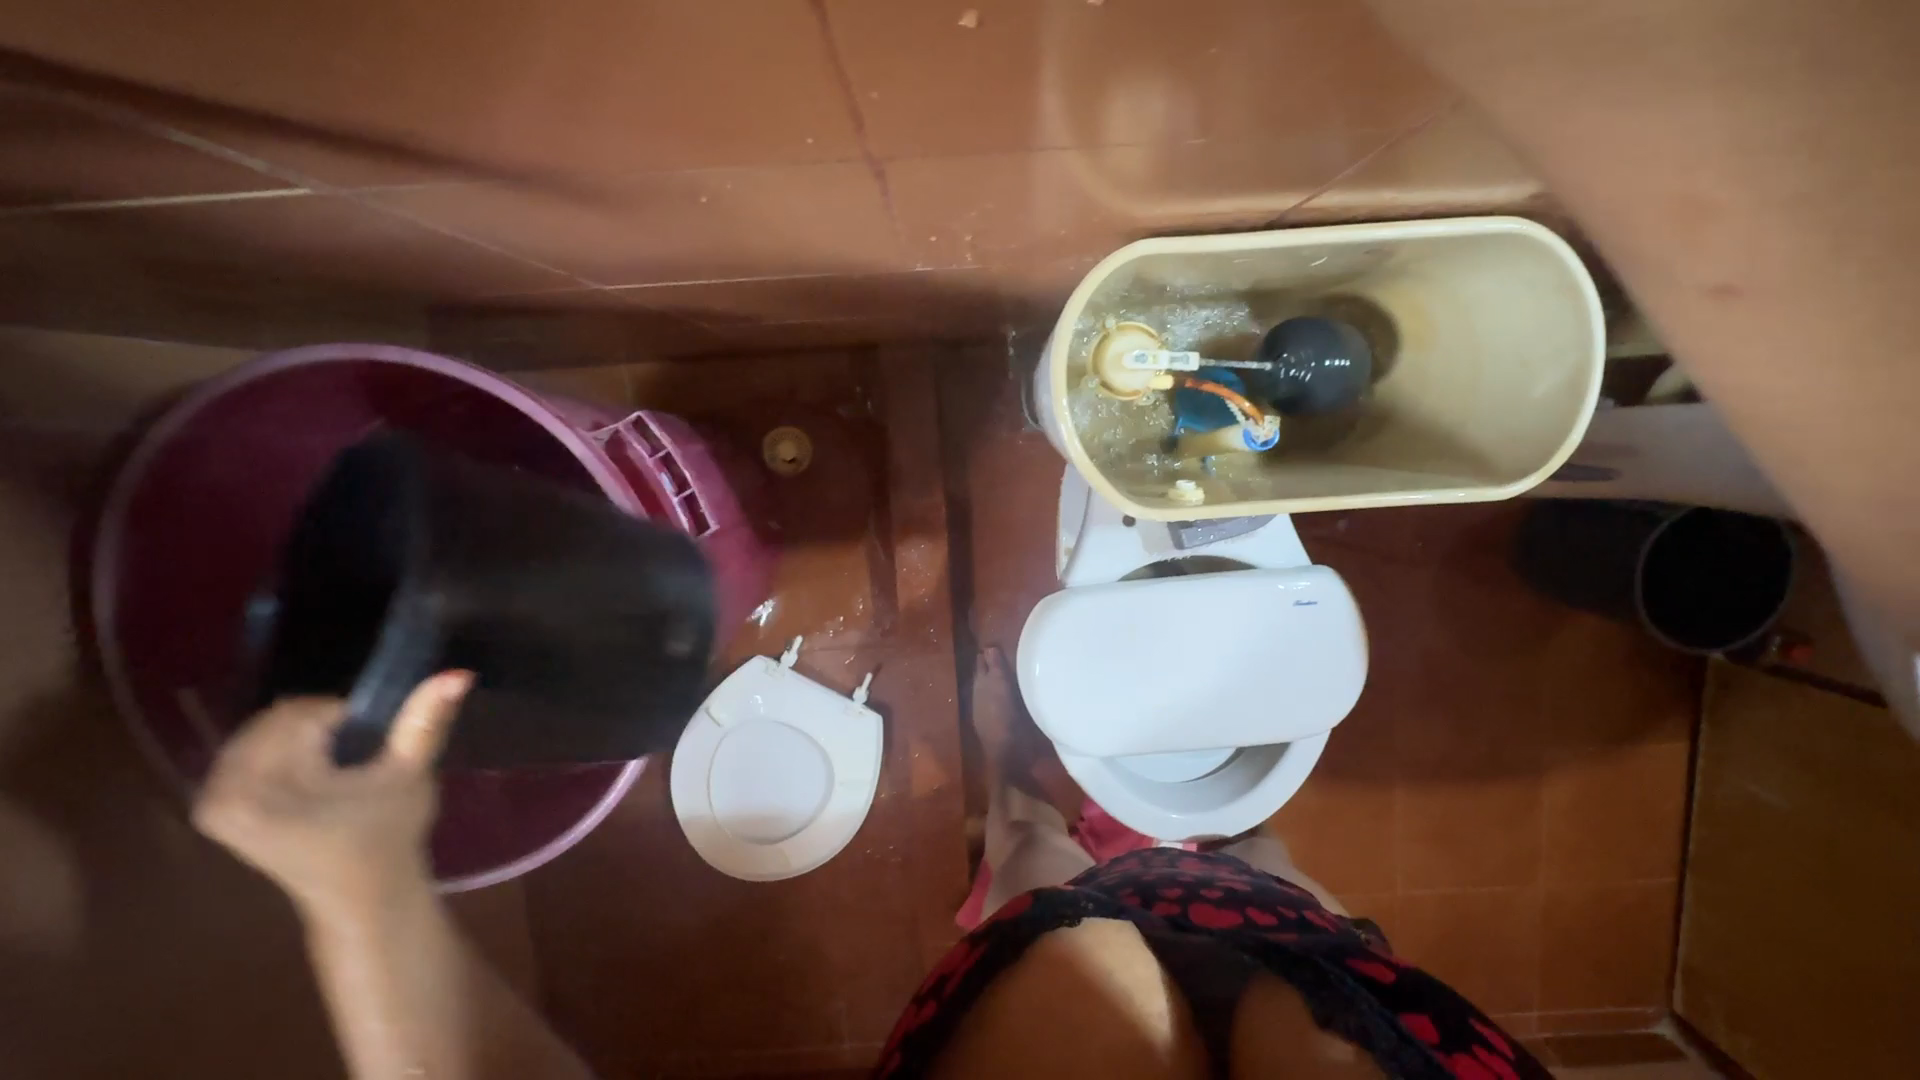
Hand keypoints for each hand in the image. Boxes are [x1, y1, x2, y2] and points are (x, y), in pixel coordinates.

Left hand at [192, 671, 472, 925]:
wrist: (362, 897)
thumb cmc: (388, 837)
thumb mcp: (410, 774)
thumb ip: (425, 722)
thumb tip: (457, 674)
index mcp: (262, 786)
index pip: (305, 714)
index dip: (348, 719)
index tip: (373, 749)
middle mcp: (220, 791)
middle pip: (277, 720)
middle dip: (322, 727)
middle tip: (357, 759)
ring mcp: (209, 803)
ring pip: (263, 733)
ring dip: (304, 738)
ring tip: (337, 771)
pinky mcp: (212, 810)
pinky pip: (248, 753)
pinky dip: (284, 752)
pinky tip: (311, 778)